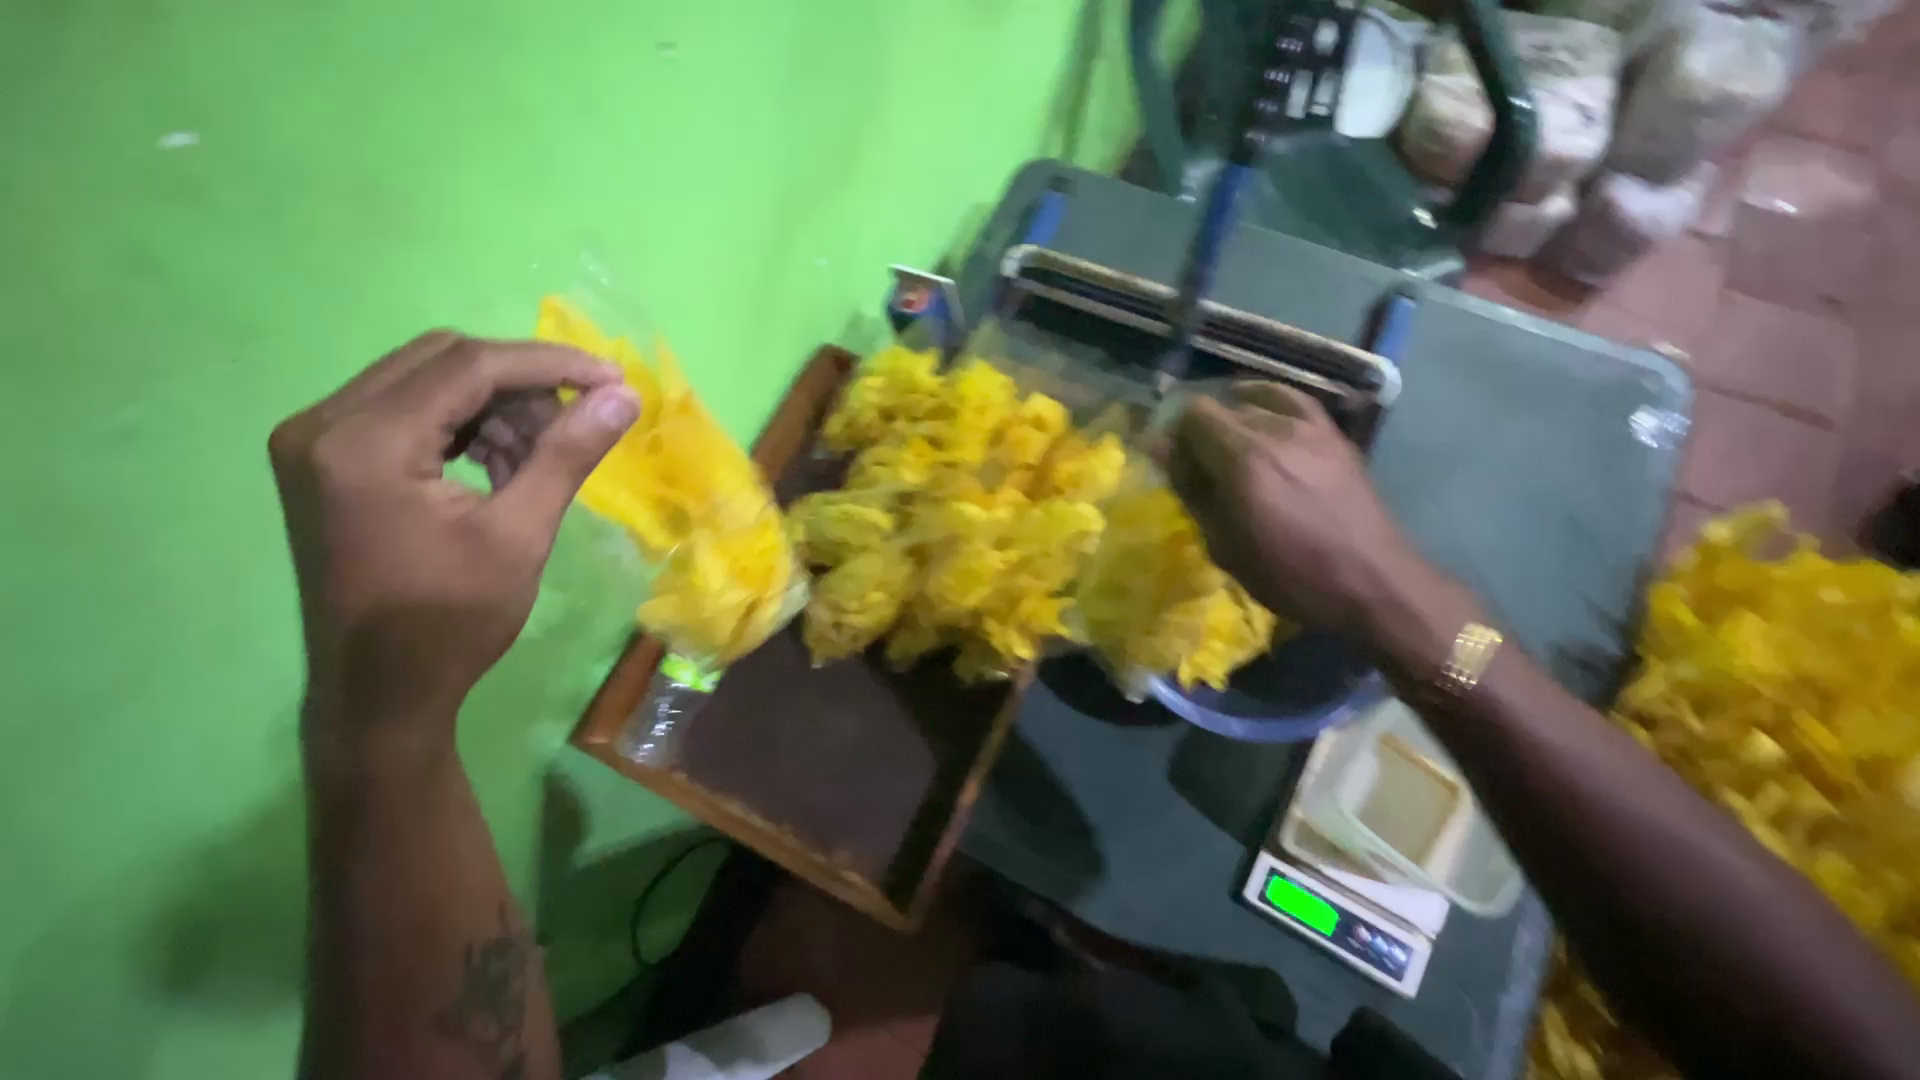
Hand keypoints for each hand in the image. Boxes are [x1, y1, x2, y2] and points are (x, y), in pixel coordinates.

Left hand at [269, 331, 637, 751]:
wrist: (380, 693)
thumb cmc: (451, 623)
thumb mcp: (521, 536)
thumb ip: (567, 454)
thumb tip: (624, 396)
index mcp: (364, 443)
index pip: (468, 366)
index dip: (549, 364)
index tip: (613, 378)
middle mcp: (324, 424)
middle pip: (442, 360)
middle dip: (522, 381)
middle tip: (581, 415)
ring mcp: (316, 441)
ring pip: (425, 381)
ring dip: (495, 404)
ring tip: (543, 452)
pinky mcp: (325, 461)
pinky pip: (405, 411)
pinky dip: (464, 425)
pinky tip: (503, 464)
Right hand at [1163, 383, 1479, 678]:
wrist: (1371, 581)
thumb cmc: (1290, 574)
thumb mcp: (1225, 544)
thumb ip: (1191, 490)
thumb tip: (1159, 449)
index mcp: (1243, 458)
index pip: (1193, 415)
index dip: (1175, 437)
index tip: (1173, 466)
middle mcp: (1275, 428)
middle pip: (1221, 406)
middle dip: (1200, 431)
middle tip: (1199, 469)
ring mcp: (1309, 426)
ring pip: (1254, 401)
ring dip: (1232, 419)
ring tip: (1229, 450)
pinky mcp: (1333, 433)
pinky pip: (1292, 400)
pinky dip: (1269, 402)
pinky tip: (1262, 418)